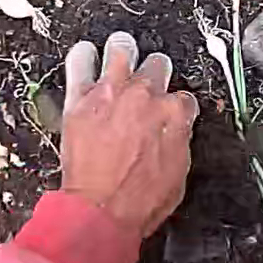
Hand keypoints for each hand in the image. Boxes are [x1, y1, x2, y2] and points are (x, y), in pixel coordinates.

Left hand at [59, 31, 198, 237]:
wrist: (101, 213)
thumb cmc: (140, 200)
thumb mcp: (179, 172)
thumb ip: (179, 139)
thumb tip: (177, 129)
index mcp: (175, 113)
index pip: (183, 96)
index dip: (176, 105)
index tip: (169, 113)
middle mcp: (146, 96)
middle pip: (156, 65)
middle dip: (155, 72)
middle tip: (148, 82)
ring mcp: (112, 93)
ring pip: (121, 49)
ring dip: (123, 49)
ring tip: (121, 51)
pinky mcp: (81, 99)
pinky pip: (79, 63)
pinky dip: (83, 56)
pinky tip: (86, 55)